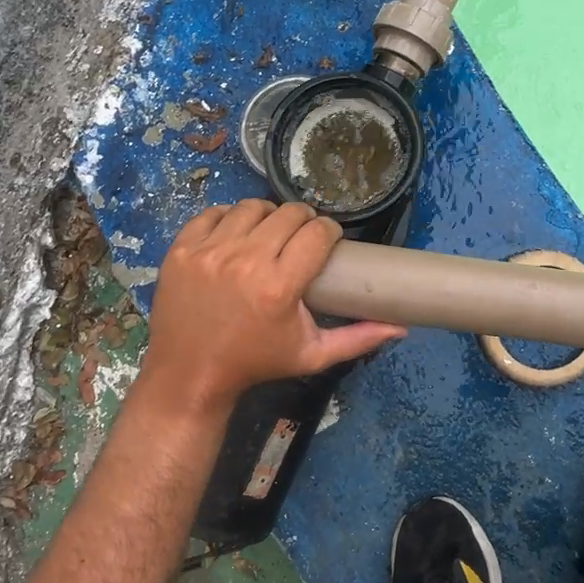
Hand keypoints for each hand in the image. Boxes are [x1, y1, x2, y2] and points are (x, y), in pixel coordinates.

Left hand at [135, 200, 405, 414]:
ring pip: (252, 207)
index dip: (329, 231)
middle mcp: (244, 262)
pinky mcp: (182, 250)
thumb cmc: (256, 364)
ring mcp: (208, 252)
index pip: (317, 233)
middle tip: (302, 238)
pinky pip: (214, 213)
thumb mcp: (311, 355)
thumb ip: (358, 338)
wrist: (188, 375)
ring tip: (270, 234)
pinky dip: (230, 218)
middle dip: (303, 221)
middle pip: (288, 214)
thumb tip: (401, 327)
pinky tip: (237, 235)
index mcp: (279, 286)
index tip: (328, 241)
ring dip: (268, 216)